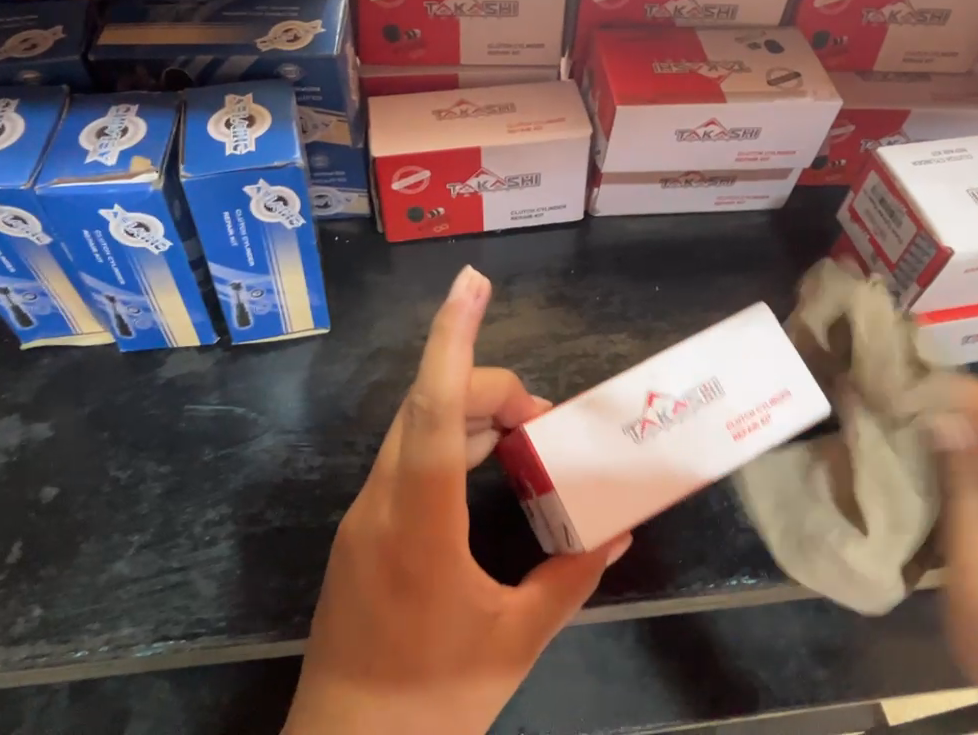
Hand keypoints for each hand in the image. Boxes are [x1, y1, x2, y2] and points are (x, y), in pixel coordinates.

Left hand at [282, 266, 630, 734]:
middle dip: (486, 387)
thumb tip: (616, 534)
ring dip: (467, 415)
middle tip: (543, 418)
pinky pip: (406, 461)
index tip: (471, 283)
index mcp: (419, 520)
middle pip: (429, 407)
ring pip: (414, 431)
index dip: (454, 338)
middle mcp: (382, 501)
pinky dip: (447, 444)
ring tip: (523, 439)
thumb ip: (568, 579)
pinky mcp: (361, 532)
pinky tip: (482, 470)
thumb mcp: (514, 641)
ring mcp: (364, 515)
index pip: (434, 406)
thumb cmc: (433, 700)